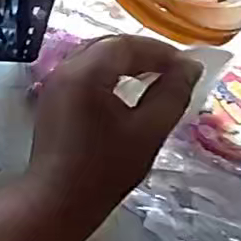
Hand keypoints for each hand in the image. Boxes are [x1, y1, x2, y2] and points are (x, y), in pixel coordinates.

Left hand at [27, 35, 201, 214]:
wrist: (59, 196)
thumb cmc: (105, 167)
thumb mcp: (148, 130)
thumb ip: (170, 94)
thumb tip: (189, 67)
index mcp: (84, 73)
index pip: (124, 45)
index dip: (160, 51)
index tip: (189, 65)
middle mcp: (63, 70)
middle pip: (106, 46)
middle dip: (142, 53)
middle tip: (175, 70)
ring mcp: (53, 82)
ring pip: (93, 57)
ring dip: (125, 62)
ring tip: (157, 78)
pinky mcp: (52, 97)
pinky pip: (82, 72)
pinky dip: (108, 73)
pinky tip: (128, 91)